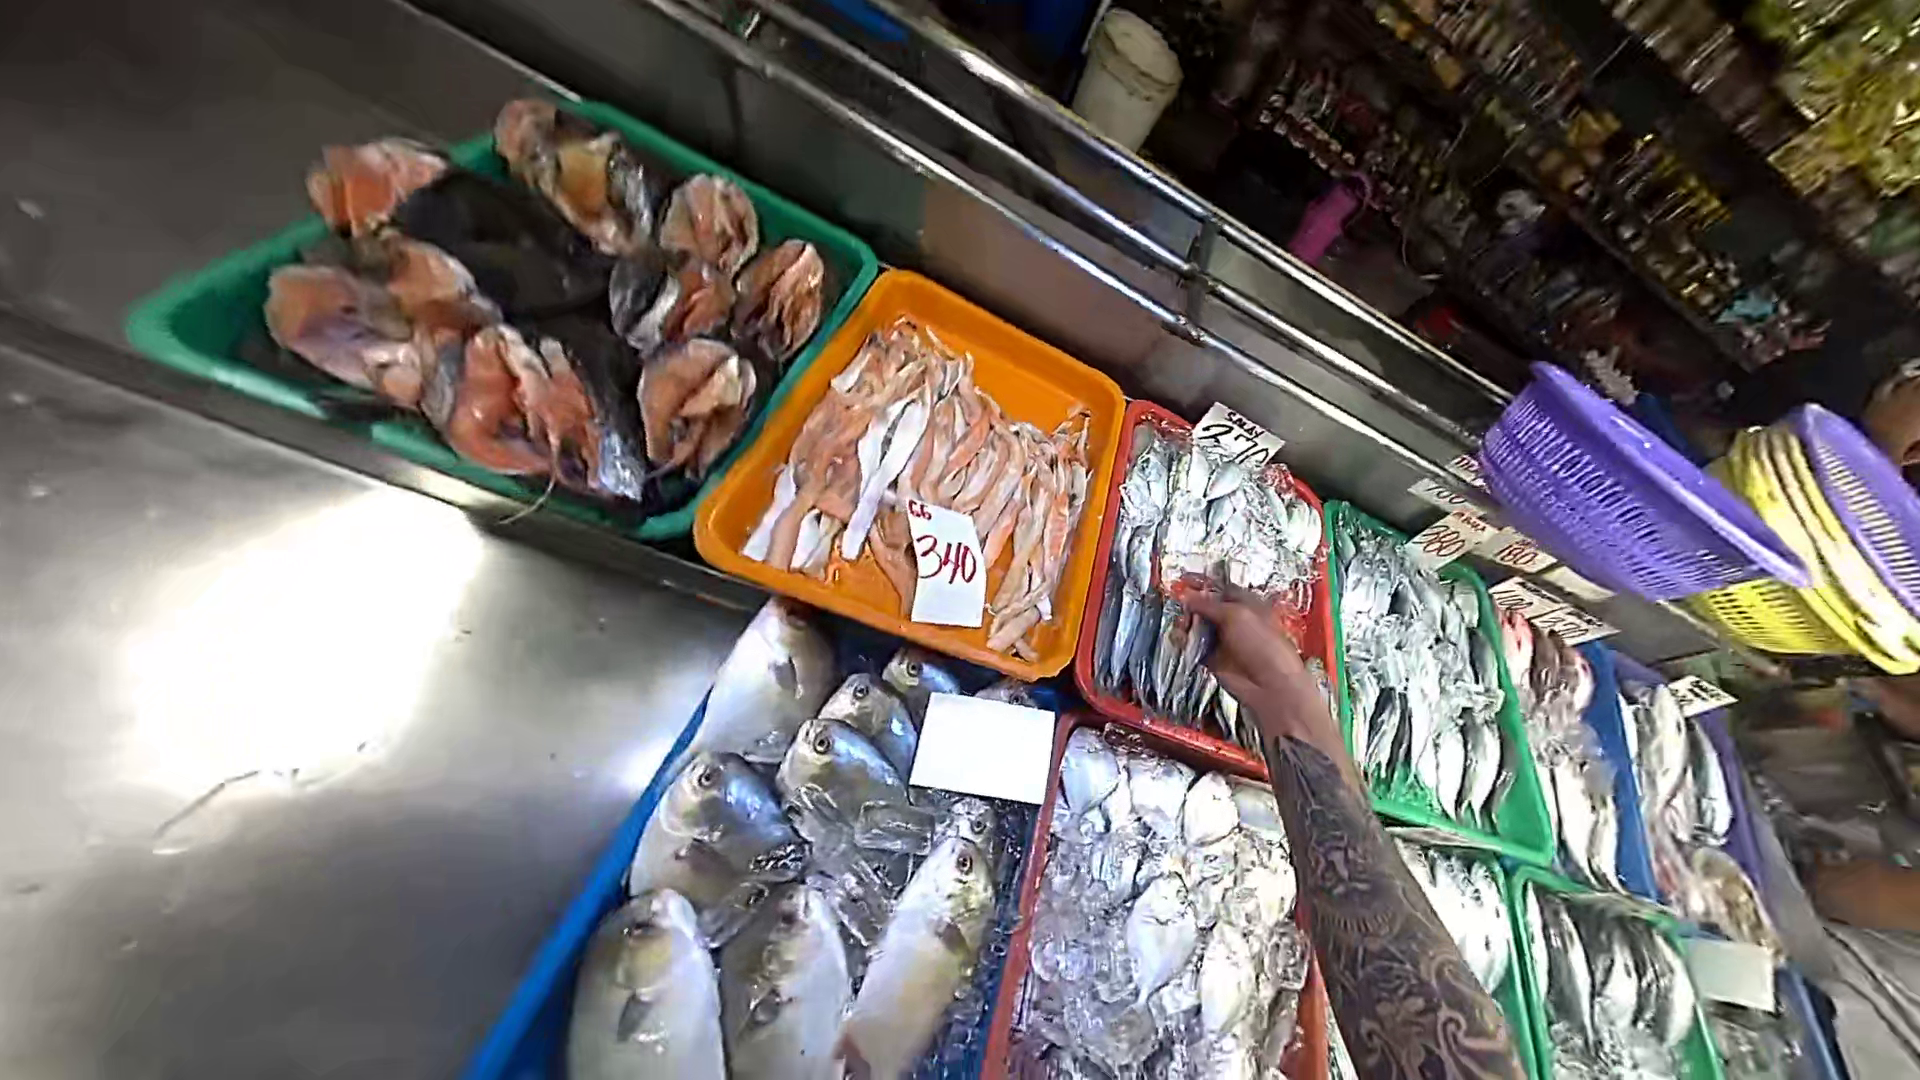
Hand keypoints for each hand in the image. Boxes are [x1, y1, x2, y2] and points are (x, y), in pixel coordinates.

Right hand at [1174, 578, 1358, 787]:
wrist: (1269, 686)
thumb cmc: (1263, 645)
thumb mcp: (1236, 616)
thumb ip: (1208, 604)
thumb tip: (1186, 595)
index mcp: (1247, 605)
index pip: (1221, 588)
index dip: (1203, 584)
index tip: (1183, 580)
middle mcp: (1235, 621)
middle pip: (1206, 607)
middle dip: (1190, 604)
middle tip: (1175, 602)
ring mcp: (1223, 640)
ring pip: (1197, 625)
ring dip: (1185, 623)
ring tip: (1178, 622)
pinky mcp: (1212, 657)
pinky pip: (1193, 646)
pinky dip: (1184, 642)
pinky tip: (1179, 638)